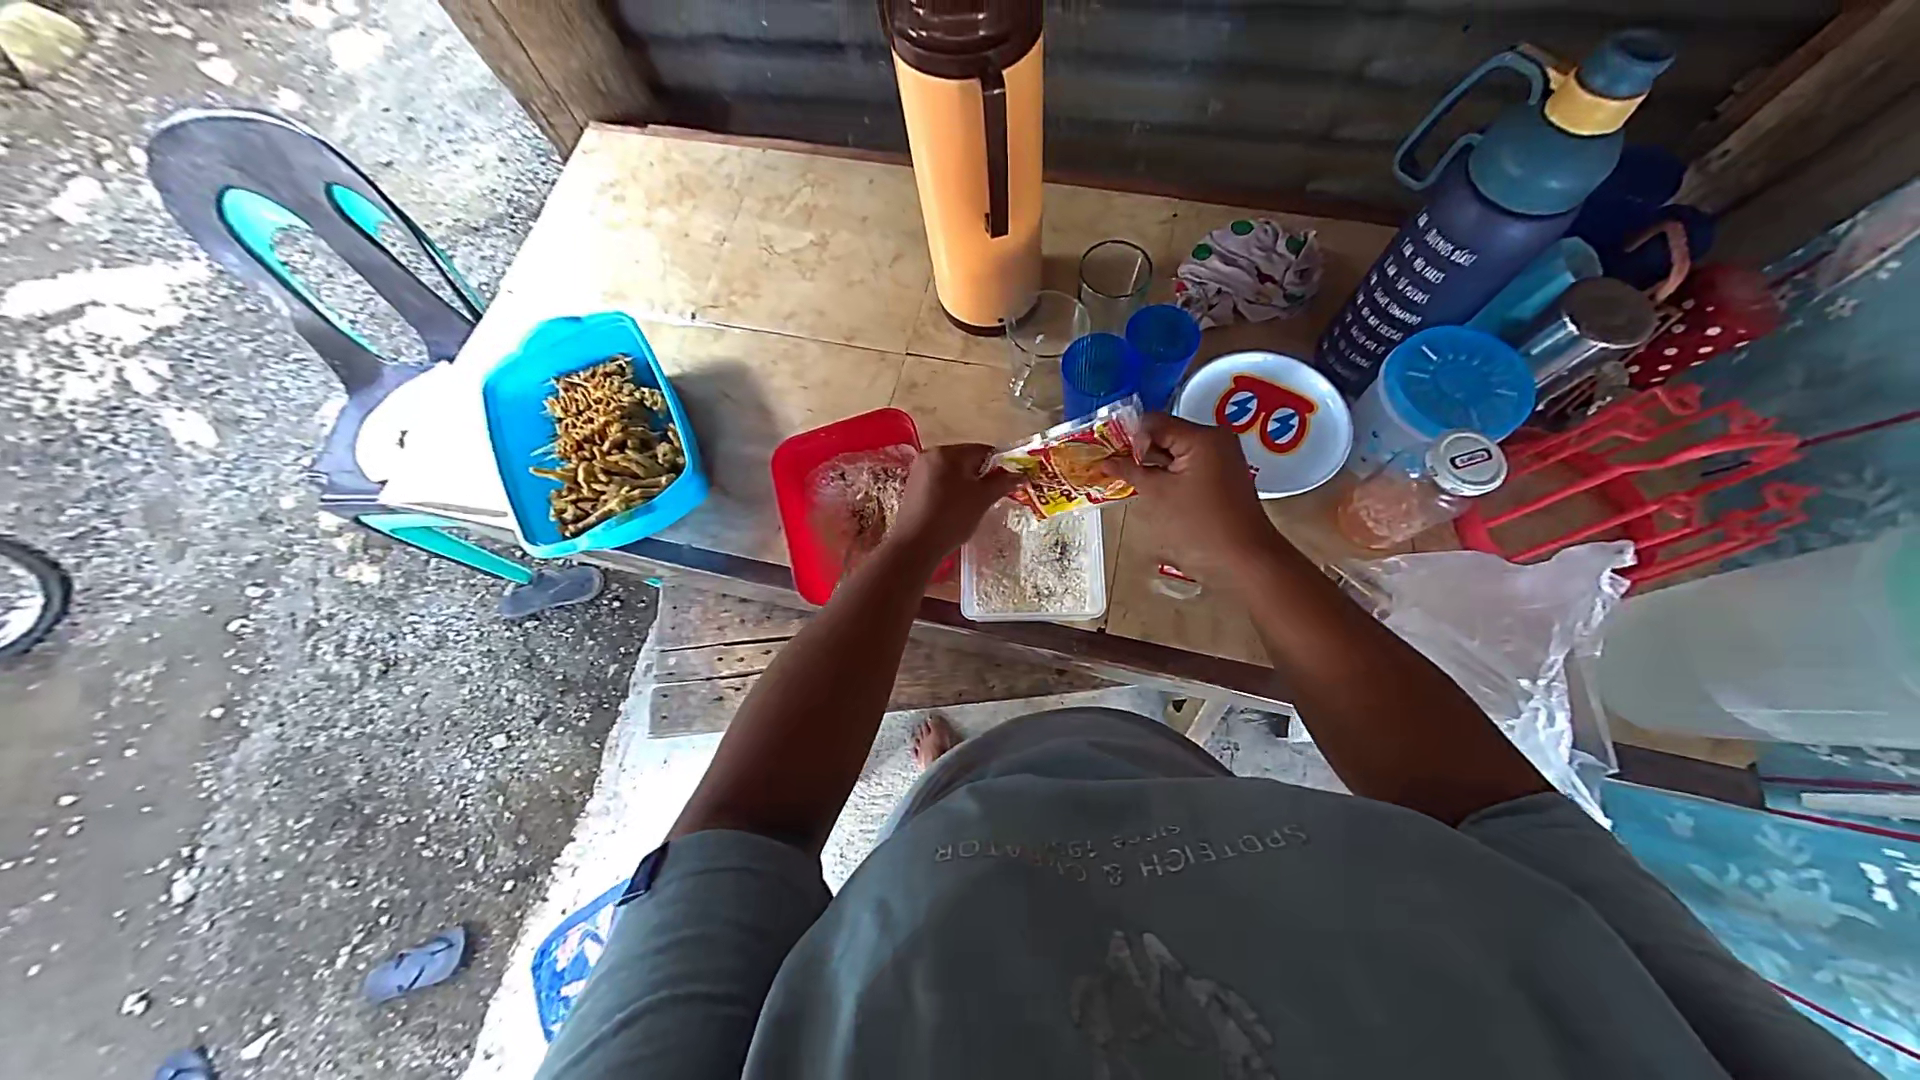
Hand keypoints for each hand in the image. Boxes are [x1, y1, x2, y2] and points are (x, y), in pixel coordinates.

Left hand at [886, 443, 1020, 561]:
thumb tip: (1021, 475)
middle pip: (966, 459)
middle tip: (992, 495)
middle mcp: (930, 455)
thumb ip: (1003, 482)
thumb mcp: (982, 499)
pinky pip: (940, 482)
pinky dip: (952, 490)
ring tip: (974, 505)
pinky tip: (956, 508)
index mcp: (947, 452)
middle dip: (982, 475)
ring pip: (953, 472)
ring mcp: (919, 471)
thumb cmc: (952, 517)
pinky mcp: (913, 487)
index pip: (982, 450)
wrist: (916, 545)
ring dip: (967, 484)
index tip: (1009, 481)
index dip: (1000, 465)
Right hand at [1103, 413, 1275, 568]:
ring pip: (1175, 451)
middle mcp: (1214, 440)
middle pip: (1165, 434)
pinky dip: (1168, 474)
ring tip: (1125, 478)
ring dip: (1151, 464)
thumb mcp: (1158, 495)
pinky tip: (1148, 487)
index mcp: (1201, 437)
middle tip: (1110, 466)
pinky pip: (1187, 465)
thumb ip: (1131, 471)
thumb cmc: (1201, 526)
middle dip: (1137, 450)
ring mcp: (1220, 457)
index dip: (1126, 436)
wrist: (1244, 559)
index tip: (1105, 452)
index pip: (1153, 422)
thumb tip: (1106, 461)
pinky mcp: (1220, 474)